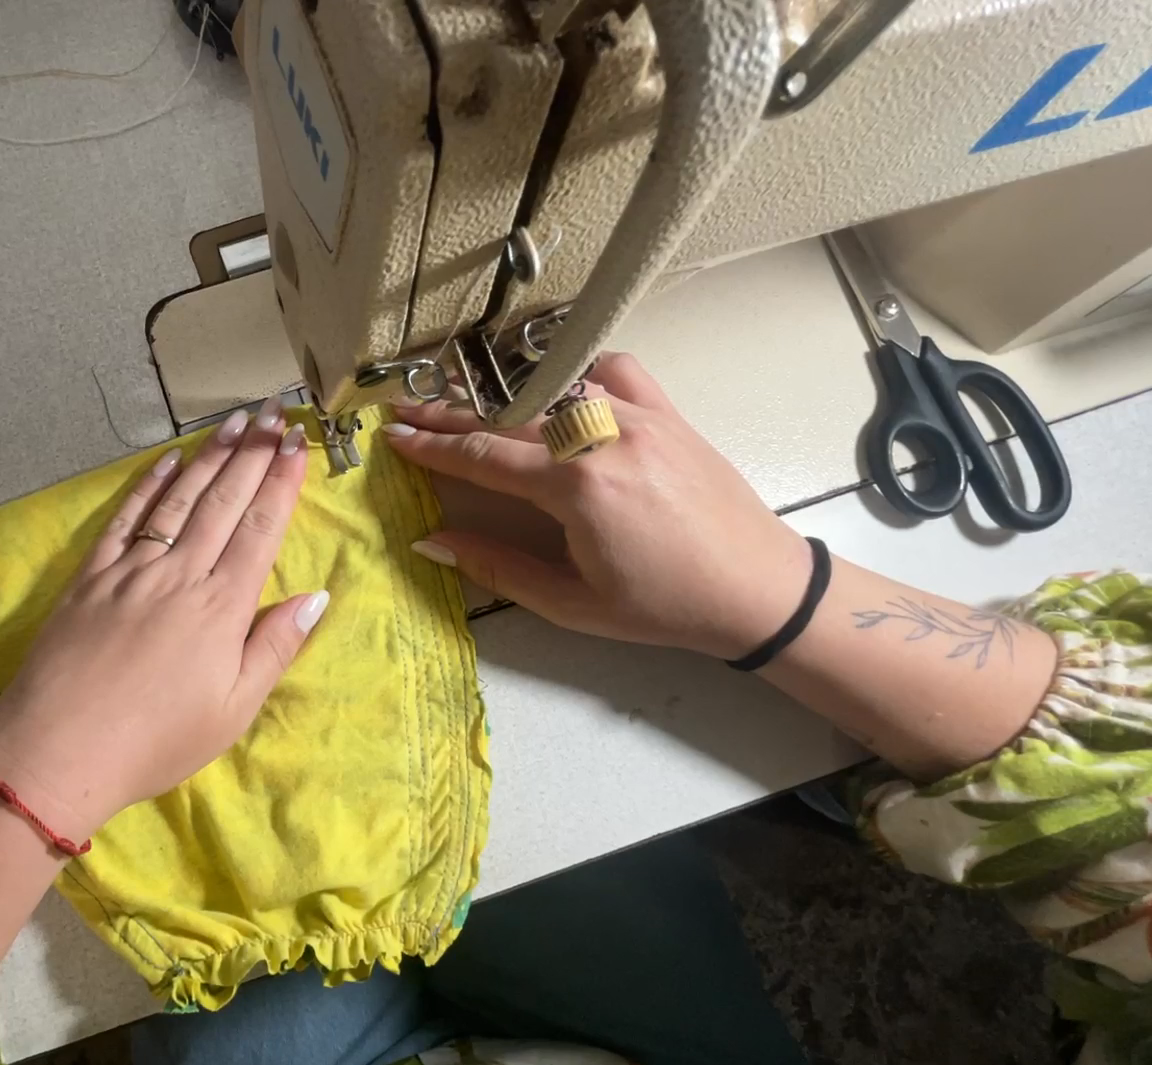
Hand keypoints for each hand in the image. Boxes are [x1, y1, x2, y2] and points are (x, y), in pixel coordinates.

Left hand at [0, 398, 328, 837]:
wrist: (58, 748)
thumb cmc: (157, 739)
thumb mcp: (234, 709)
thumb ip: (275, 647)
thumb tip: (317, 596)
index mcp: (222, 606)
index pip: (261, 528)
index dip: (281, 482)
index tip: (297, 443)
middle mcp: (181, 573)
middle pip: (224, 501)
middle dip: (252, 454)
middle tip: (271, 413)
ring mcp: (132, 568)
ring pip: (179, 499)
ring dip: (209, 457)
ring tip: (233, 423)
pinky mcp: (92, 575)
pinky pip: (126, 519)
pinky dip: (147, 485)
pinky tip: (167, 461)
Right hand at [386, 353, 809, 659]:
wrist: (757, 590)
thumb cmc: (660, 606)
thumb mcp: (569, 603)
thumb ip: (495, 567)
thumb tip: (432, 541)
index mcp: (577, 488)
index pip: (483, 457)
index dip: (432, 447)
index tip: (394, 438)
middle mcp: (603, 437)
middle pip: (506, 416)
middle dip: (449, 414)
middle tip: (406, 410)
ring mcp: (639, 416)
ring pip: (552, 387)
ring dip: (500, 393)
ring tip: (462, 398)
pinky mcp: (667, 412)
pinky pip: (612, 370)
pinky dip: (575, 372)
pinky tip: (556, 388)